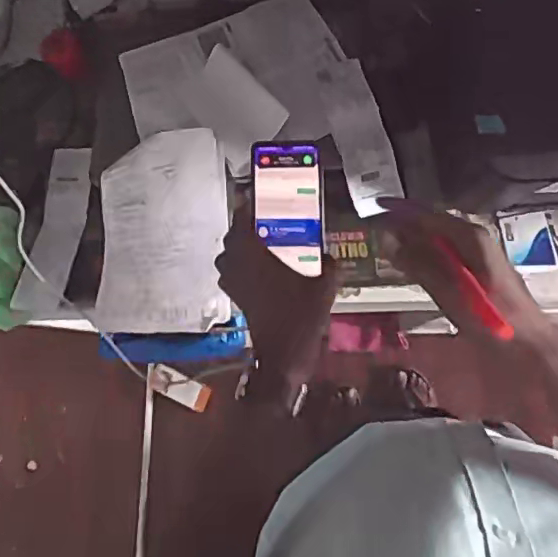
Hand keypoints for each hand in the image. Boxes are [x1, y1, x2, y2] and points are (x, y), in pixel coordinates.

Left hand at [216, 205, 339, 391]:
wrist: (283, 359)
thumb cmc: (300, 319)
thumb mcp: (324, 289)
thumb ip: (329, 266)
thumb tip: (330, 255)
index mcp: (256, 259)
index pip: (241, 224)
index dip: (244, 208)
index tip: (252, 198)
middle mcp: (239, 269)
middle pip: (230, 240)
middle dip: (241, 227)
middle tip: (261, 220)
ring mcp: (235, 287)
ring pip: (227, 258)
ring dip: (237, 247)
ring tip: (259, 243)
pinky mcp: (238, 301)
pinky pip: (231, 275)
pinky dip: (239, 267)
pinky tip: (260, 269)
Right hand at [372, 197, 557, 354]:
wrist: (530, 346)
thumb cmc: (492, 318)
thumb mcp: (451, 292)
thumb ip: (419, 264)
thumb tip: (388, 239)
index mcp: (470, 236)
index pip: (427, 214)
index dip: (400, 211)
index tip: (374, 208)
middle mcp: (475, 237)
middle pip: (433, 224)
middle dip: (405, 224)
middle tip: (376, 230)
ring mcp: (479, 254)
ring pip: (439, 239)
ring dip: (415, 241)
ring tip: (388, 246)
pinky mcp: (479, 270)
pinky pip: (447, 254)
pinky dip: (427, 255)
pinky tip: (413, 266)